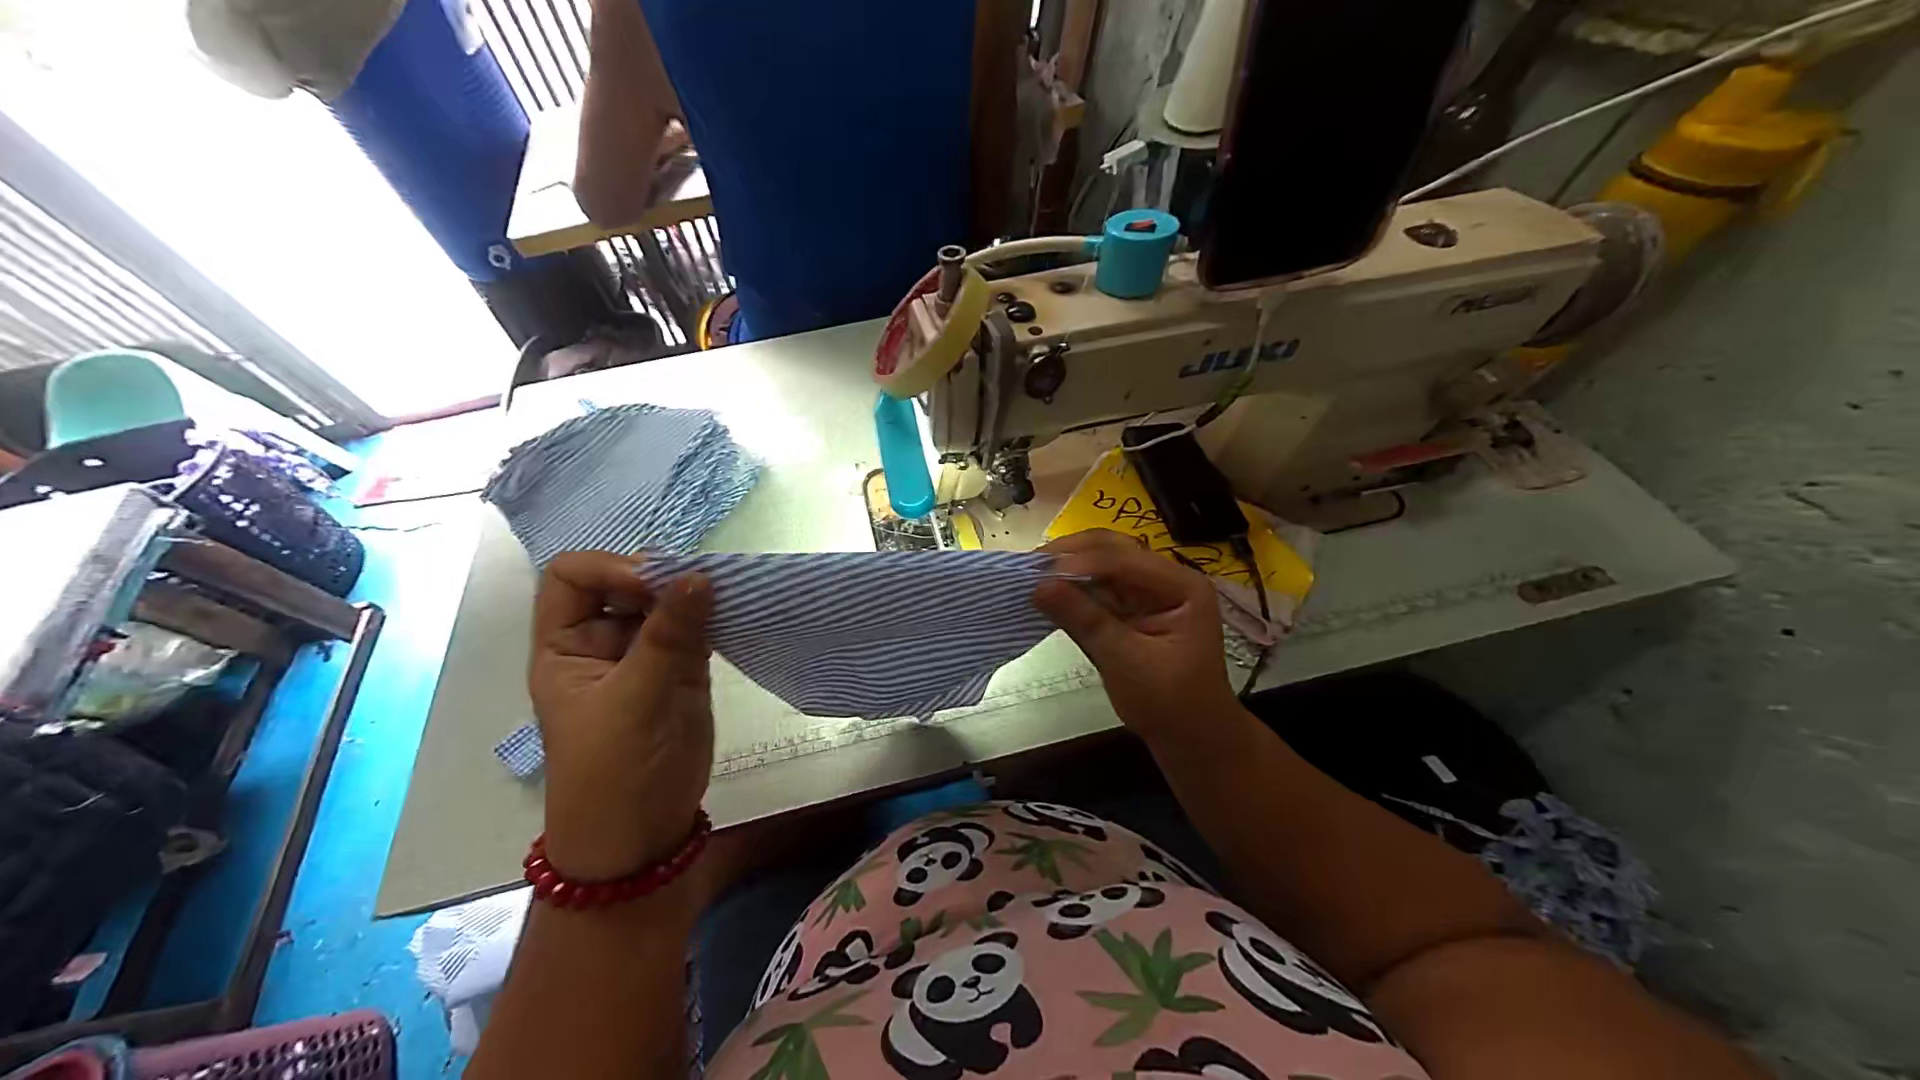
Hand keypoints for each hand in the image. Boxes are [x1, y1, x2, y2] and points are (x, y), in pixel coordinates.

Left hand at [528, 552, 713, 880]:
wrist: (640, 835)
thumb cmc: (614, 772)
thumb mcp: (635, 700)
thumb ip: (668, 636)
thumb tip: (700, 575)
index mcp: (566, 646)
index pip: (571, 578)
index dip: (608, 569)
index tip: (654, 585)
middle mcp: (602, 642)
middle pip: (624, 583)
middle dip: (659, 576)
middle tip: (701, 583)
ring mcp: (644, 656)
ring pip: (665, 603)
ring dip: (692, 593)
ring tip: (725, 592)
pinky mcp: (681, 670)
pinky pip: (696, 628)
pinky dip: (714, 616)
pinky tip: (733, 612)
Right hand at [1034, 529, 1237, 738]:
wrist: (1192, 739)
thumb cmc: (1169, 703)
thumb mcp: (1125, 660)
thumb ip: (1083, 619)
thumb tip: (1038, 586)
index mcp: (1182, 585)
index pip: (1125, 559)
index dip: (1081, 561)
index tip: (1040, 572)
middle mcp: (1167, 579)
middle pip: (1114, 550)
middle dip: (1072, 555)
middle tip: (1030, 565)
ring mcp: (1150, 592)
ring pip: (1103, 564)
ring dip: (1069, 568)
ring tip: (1031, 574)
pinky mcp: (1133, 608)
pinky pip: (1100, 587)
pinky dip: (1074, 588)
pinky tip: (1048, 590)